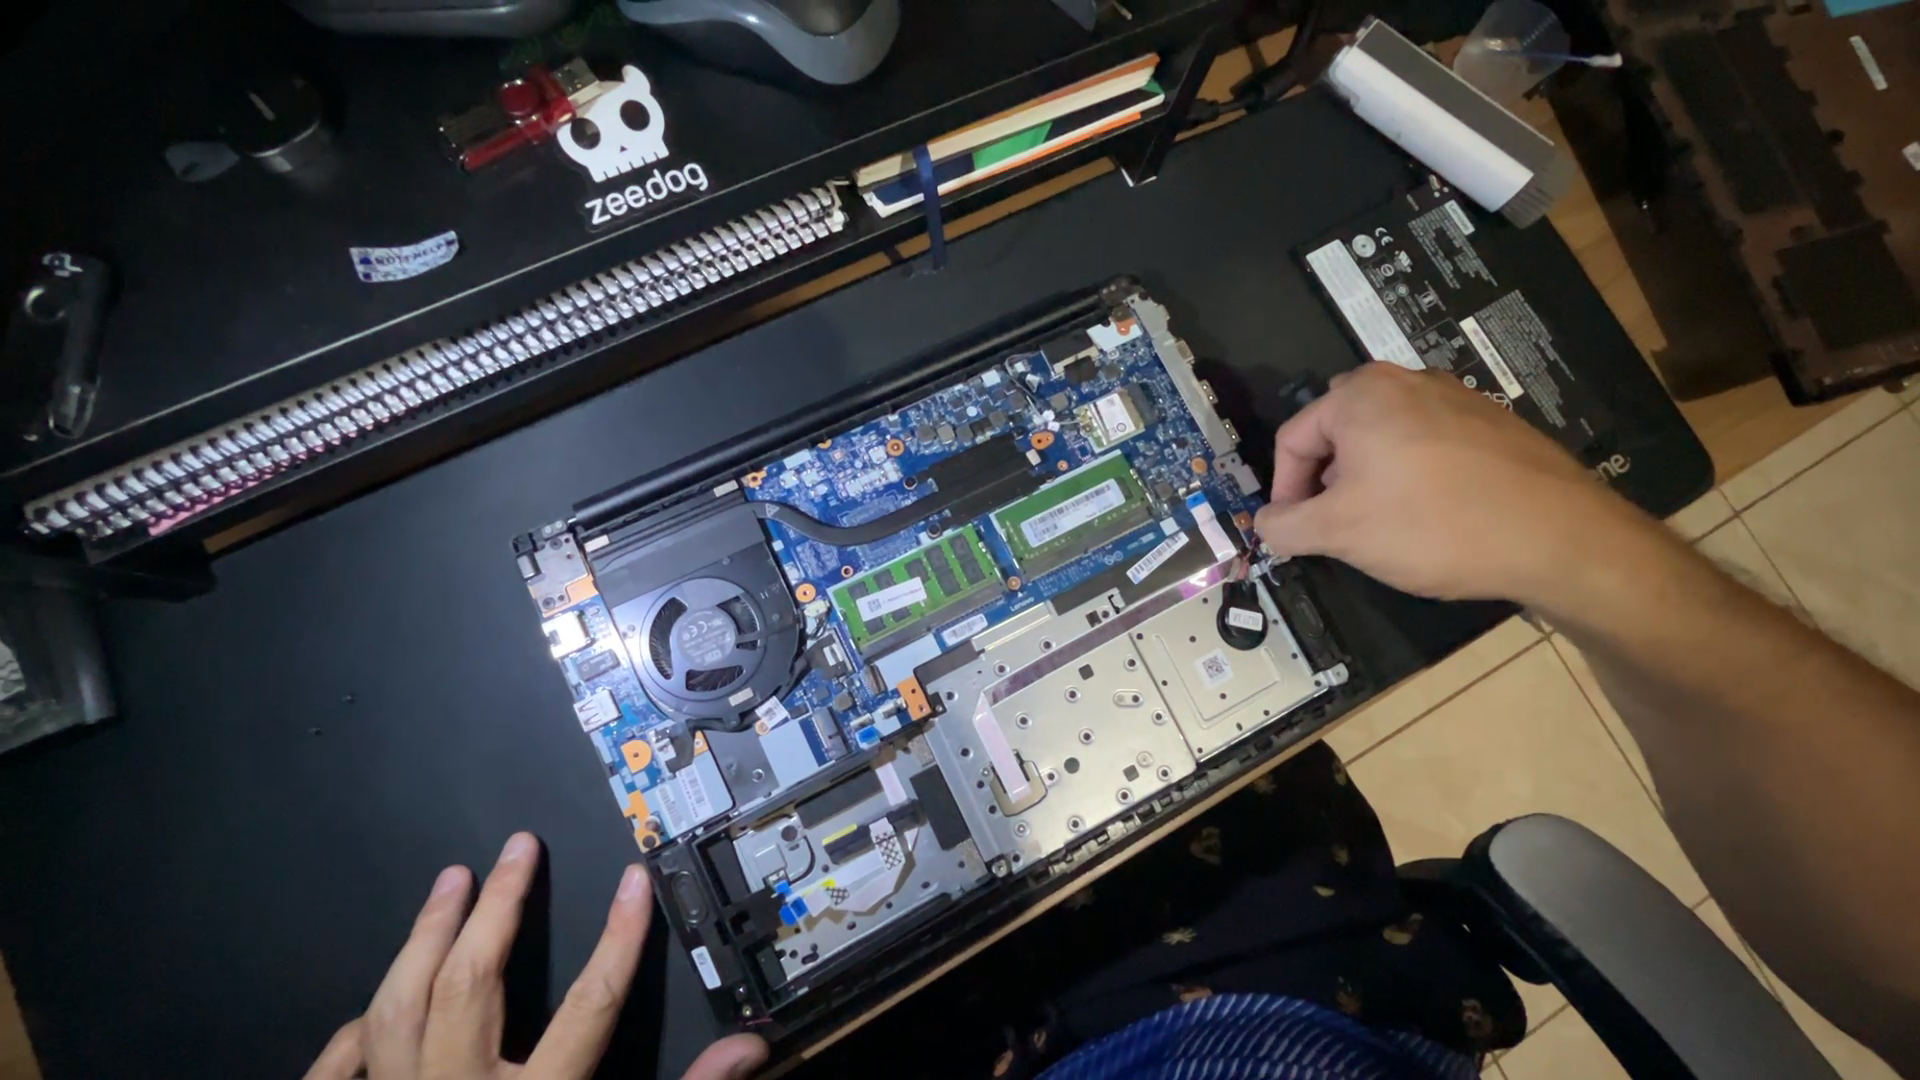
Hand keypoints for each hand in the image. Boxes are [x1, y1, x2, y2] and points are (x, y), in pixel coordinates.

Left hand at [304, 832, 766, 1079]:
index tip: (635, 878)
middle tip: (518, 849)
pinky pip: (339, 1075)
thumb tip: (750, 1048)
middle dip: (497, 907)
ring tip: (451, 881)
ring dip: (424, 938)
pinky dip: (353, 1032)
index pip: (588, 1007)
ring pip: (396, 1011)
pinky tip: (373, 998)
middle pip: (469, 985)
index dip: (618, 937)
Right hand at [1253, 363, 1663, 608]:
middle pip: (1335, 435)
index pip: (1292, 440)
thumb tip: (1265, 523)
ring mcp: (1453, 396)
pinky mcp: (1489, 422)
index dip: (1284, 491)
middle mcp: (1404, 381)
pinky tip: (1430, 516)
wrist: (1560, 538)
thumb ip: (1283, 526)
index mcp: (1359, 395)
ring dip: (1366, 482)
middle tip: (1337, 526)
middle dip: (1326, 483)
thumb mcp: (1337, 532)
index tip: (1297, 532)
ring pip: (1380, 441)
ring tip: (1384, 525)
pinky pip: (1425, 445)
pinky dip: (1410, 477)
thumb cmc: (1431, 525)